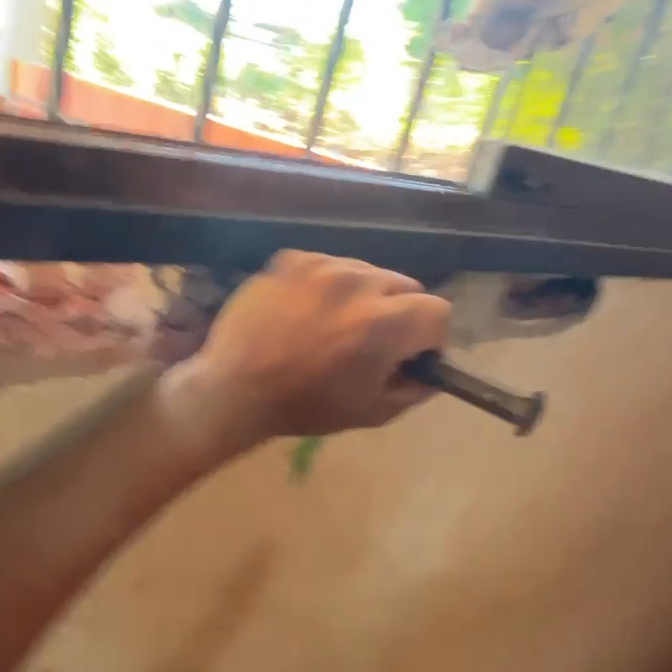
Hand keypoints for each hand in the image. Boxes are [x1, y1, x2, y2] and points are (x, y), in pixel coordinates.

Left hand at [161, 251, 450, 458]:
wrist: (234, 389)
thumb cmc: (304, 406)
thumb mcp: (371, 412)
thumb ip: (413, 389)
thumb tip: (430, 372)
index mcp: (384, 322)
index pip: (437, 311)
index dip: (428, 339)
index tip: (407, 357)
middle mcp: (359, 282)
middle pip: (405, 286)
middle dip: (398, 314)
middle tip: (369, 343)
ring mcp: (322, 265)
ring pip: (367, 272)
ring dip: (362, 297)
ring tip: (332, 327)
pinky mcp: (292, 259)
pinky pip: (329, 266)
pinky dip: (326, 287)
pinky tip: (305, 314)